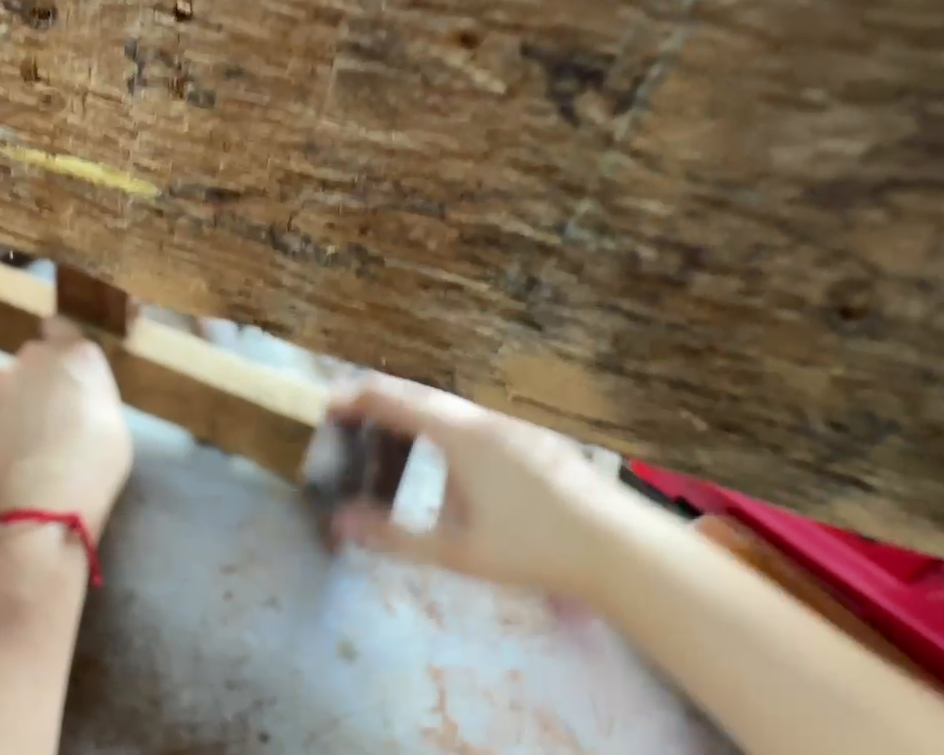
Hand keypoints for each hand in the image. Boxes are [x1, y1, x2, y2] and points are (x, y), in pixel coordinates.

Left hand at [0, 317, 132, 531]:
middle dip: (39, 377)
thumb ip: (89, 391)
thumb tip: (76, 392)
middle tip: (51, 414)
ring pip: (7, 385)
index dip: (60, 342)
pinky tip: (8, 457)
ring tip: (26, 442)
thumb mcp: (112, 418)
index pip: (60, 326)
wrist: (45, 502)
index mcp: (75, 353)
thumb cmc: (96, 461)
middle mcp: (33, 356)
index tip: (64, 366)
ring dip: (15, 403)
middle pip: (33, 358)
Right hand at [329, 376, 626, 594]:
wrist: (620, 548)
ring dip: (409, 410)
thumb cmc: (531, 547)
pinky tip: (445, 457)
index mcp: (455, 433)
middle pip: (414, 393)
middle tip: (345, 415)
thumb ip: (392, 535)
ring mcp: (507, 423)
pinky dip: (438, 423)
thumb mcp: (454, 550)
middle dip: (376, 399)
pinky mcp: (528, 436)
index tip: (323, 405)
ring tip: (387, 434)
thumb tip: (337, 521)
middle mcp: (478, 416)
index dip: (352, 397)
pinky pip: (468, 417)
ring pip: (445, 405)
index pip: (390, 398)